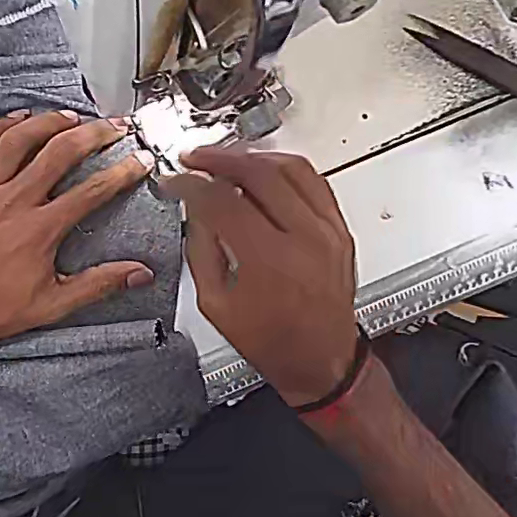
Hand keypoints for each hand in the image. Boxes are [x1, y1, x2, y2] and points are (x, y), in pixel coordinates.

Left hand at [0, 109, 155, 385]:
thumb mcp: (51, 304)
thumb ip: (98, 284)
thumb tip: (138, 274)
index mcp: (39, 230)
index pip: (93, 190)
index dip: (123, 171)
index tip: (139, 159)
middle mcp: (12, 202)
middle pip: (61, 151)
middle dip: (95, 133)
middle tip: (113, 126)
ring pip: (19, 139)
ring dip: (49, 122)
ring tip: (71, 116)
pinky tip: (15, 119)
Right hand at [162, 147, 357, 406]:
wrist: (320, 360)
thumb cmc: (272, 342)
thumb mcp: (215, 303)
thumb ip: (201, 249)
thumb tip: (194, 209)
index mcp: (268, 261)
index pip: (221, 200)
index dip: (191, 184)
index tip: (176, 180)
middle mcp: (304, 239)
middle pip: (257, 172)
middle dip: (218, 159)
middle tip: (195, 158)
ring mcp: (328, 231)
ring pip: (290, 167)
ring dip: (251, 157)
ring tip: (226, 159)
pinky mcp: (340, 229)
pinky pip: (314, 180)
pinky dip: (284, 167)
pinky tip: (264, 169)